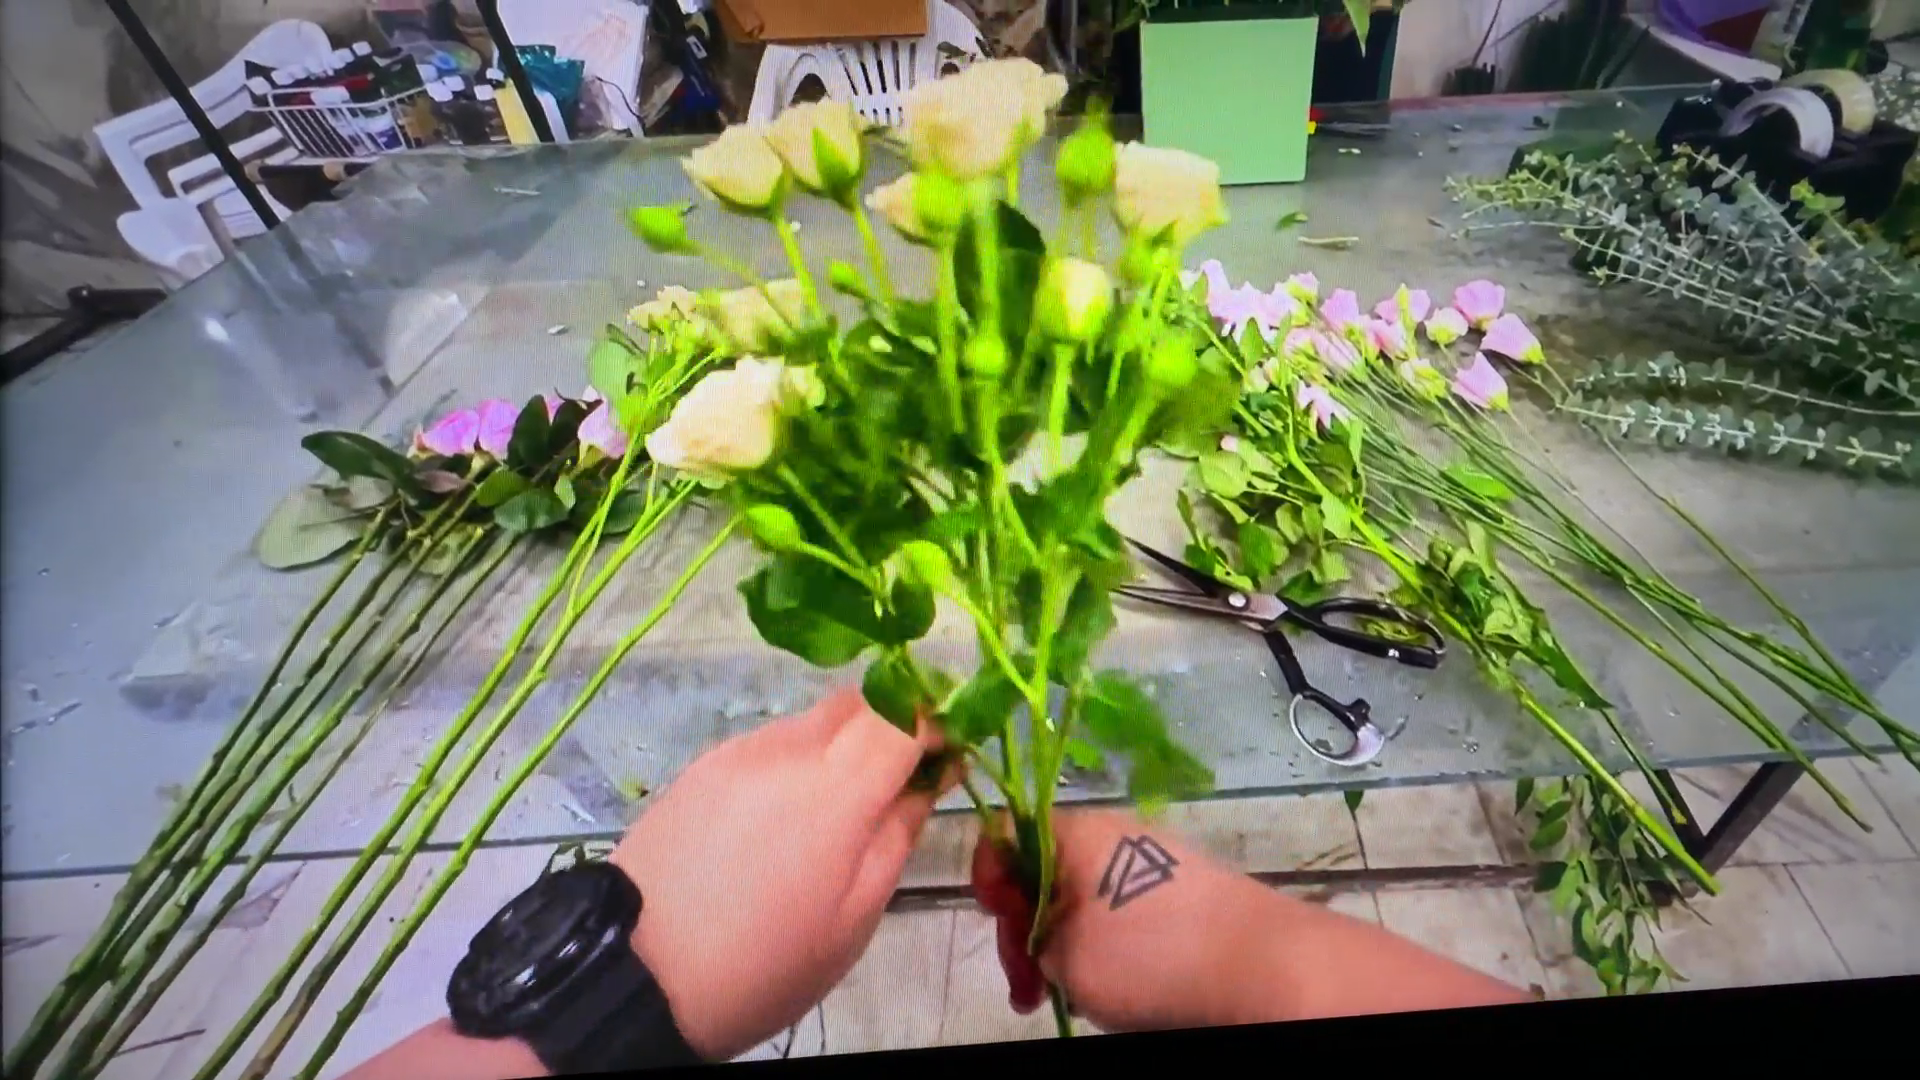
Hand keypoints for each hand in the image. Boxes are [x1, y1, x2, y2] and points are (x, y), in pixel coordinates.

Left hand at [609, 686, 954, 1060]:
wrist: (630, 973)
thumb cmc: (761, 962)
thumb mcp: (852, 920)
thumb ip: (899, 834)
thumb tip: (933, 778)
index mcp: (838, 792)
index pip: (905, 714)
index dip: (936, 719)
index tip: (949, 748)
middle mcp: (792, 749)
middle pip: (863, 699)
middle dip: (896, 720)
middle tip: (901, 771)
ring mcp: (745, 749)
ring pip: (819, 715)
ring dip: (849, 737)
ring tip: (838, 801)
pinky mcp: (710, 759)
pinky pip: (777, 736)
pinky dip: (803, 753)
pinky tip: (785, 808)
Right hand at [972, 808, 1530, 1032]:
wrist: (1264, 964)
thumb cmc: (1151, 954)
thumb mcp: (1066, 957)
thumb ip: (1029, 935)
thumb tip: (1036, 929)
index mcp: (1071, 830)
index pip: (1004, 831)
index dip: (987, 878)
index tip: (1001, 926)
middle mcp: (1106, 831)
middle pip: (1039, 869)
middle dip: (1025, 928)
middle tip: (1030, 987)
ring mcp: (1145, 856)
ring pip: (1078, 895)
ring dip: (1062, 943)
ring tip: (1076, 992)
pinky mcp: (1175, 885)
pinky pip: (1117, 907)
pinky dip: (1102, 943)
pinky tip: (1115, 984)